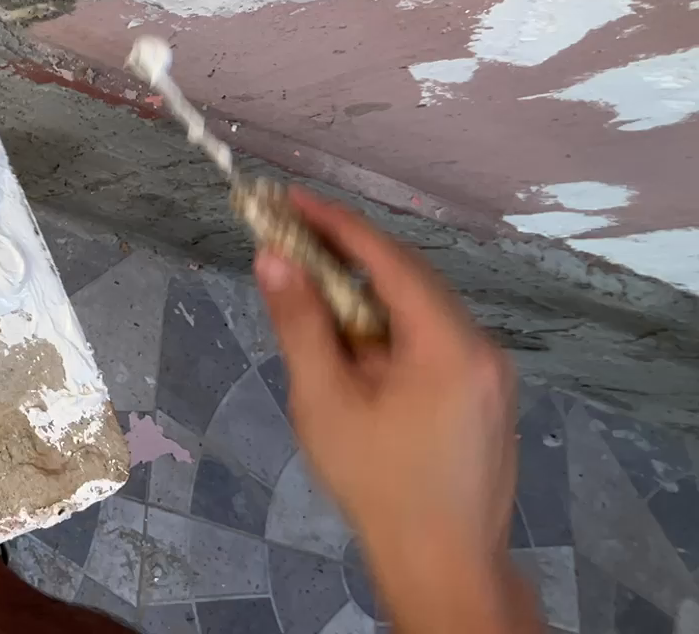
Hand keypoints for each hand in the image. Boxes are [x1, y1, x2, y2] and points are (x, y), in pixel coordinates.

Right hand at [254, 190, 539, 633]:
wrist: (440, 556)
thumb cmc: (375, 475)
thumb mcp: (323, 396)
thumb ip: (299, 321)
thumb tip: (271, 257)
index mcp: (448, 347)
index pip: (389, 261)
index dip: (335, 222)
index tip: (286, 198)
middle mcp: (478, 347)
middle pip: (406, 274)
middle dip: (343, 244)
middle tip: (283, 225)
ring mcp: (483, 369)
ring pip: (413, 301)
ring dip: (356, 279)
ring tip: (301, 268)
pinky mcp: (474, 387)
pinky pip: (421, 328)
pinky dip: (375, 310)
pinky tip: (340, 320)